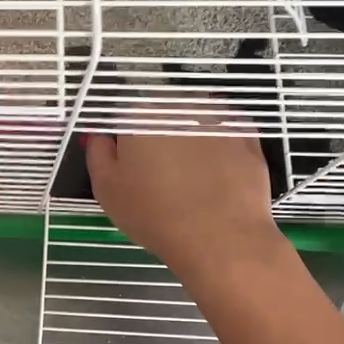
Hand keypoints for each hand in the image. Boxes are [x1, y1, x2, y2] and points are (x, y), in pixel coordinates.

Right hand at [85, 123, 288, 277]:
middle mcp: (178, 106)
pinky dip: (219, 142)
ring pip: (194, 118)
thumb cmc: (154, 214)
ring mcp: (216, 118)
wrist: (220, 237)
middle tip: (158, 174)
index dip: (124, 144)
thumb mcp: (105, 189)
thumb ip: (97, 153)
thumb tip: (101, 136)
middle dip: (157, 136)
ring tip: (189, 171)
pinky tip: (215, 167)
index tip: (128, 167)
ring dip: (188, 134)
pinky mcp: (246, 135)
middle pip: (160, 114)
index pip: (124, 118)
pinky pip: (225, 131)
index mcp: (139, 115)